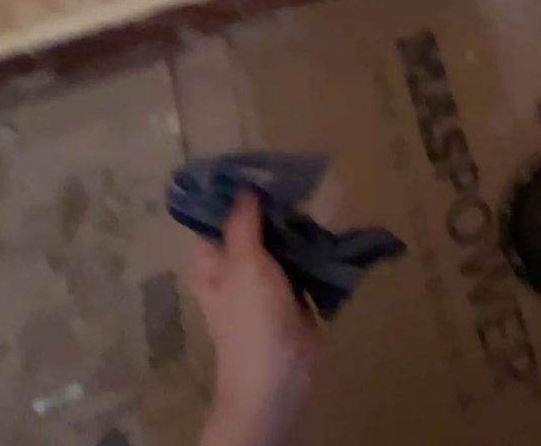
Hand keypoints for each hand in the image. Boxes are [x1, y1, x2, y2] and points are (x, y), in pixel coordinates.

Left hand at [187, 192, 317, 444]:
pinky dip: (313, 244)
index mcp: (212, 263)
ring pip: (280, 239)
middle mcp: (235, 267)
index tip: (263, 165)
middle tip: (297, 175)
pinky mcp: (293, 289)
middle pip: (253, 224)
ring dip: (297, 223)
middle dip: (274, 204)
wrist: (281, 376)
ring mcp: (265, 279)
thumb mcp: (243, 265)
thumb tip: (243, 189)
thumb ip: (243, 226)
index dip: (236, 192)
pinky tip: (328, 225)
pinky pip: (302, 257)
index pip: (218, 217)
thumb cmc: (252, 320)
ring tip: (317, 192)